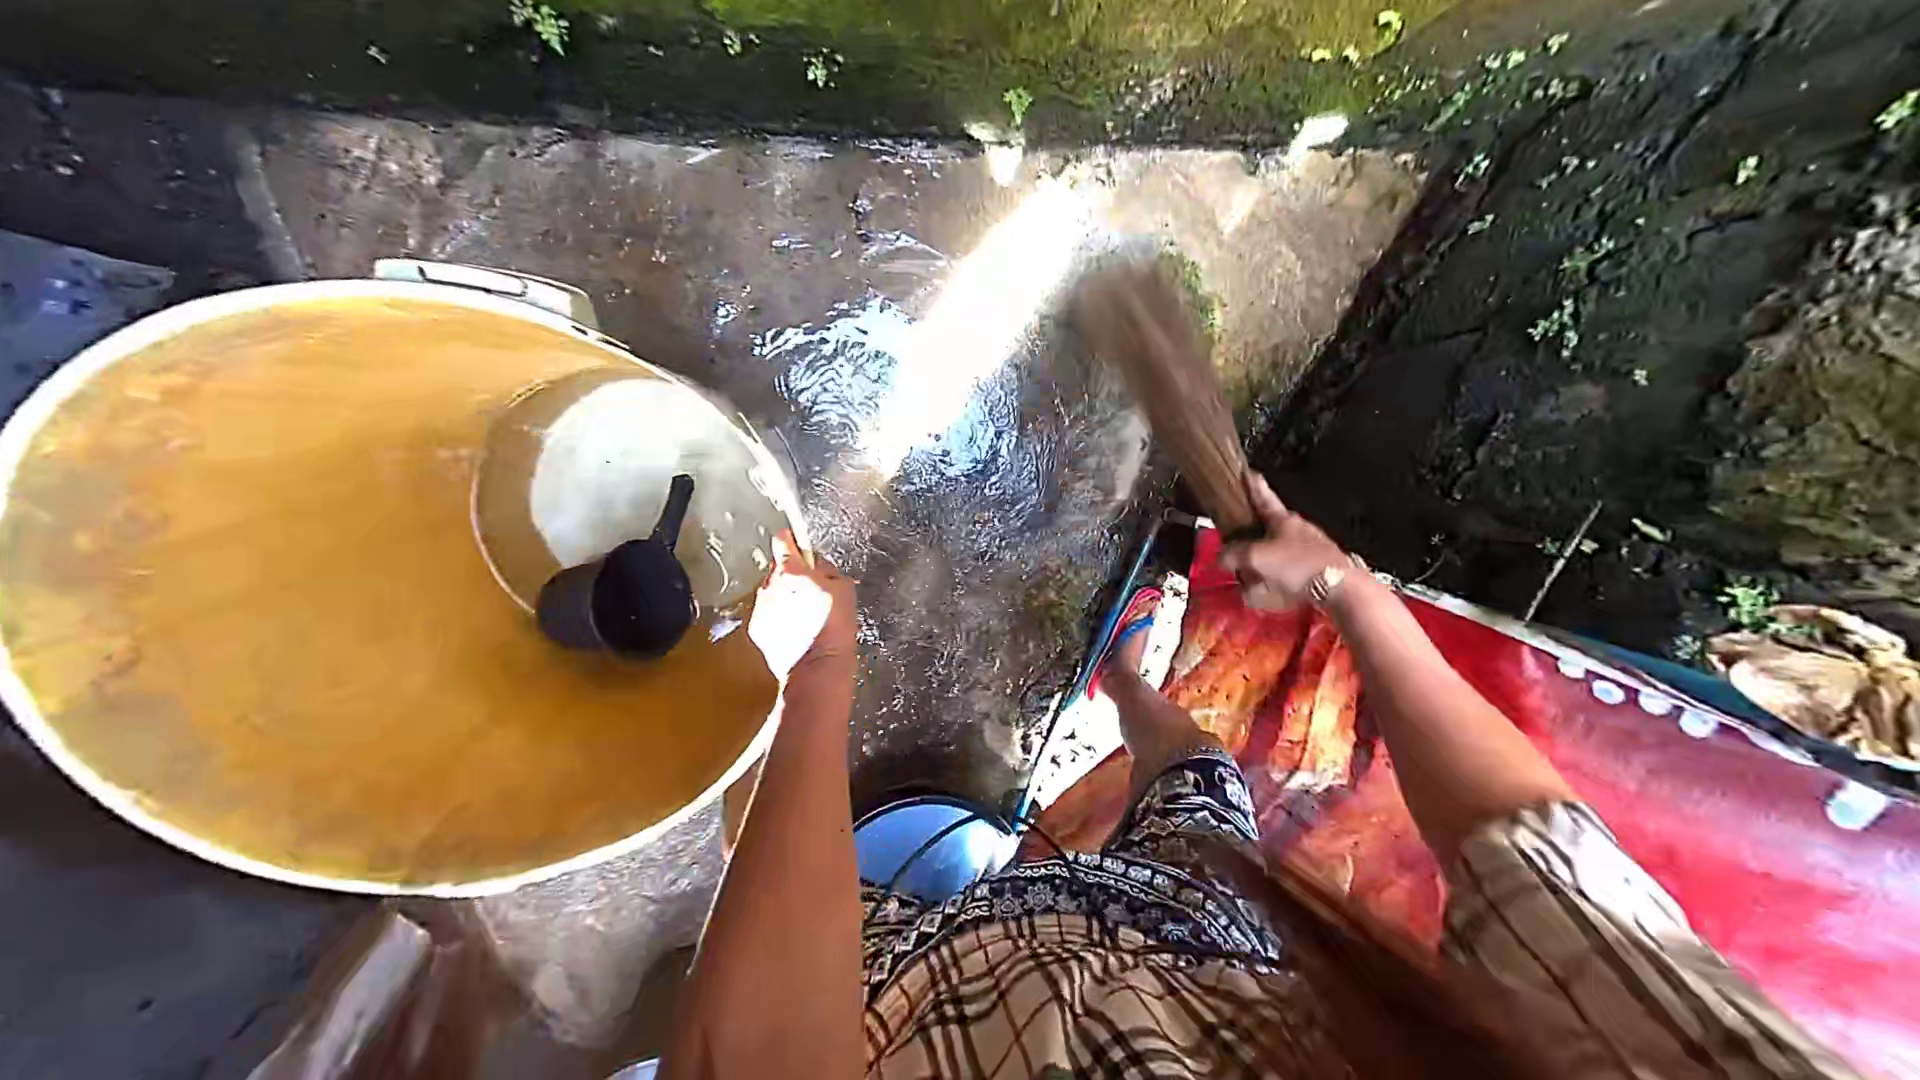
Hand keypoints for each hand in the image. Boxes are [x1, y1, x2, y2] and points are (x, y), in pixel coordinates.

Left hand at [748, 530, 856, 681]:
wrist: (816, 669)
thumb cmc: (832, 629)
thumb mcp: (844, 590)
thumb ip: (828, 570)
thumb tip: (818, 566)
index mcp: (790, 571)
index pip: (783, 541)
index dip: (792, 539)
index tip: (797, 540)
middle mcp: (769, 586)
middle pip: (778, 570)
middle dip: (793, 576)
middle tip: (814, 590)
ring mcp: (760, 609)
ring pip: (773, 594)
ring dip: (786, 600)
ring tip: (808, 616)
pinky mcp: (757, 631)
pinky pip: (769, 616)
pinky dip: (780, 620)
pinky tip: (798, 631)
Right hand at [1217, 470, 1352, 610]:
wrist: (1340, 588)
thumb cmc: (1298, 565)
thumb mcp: (1254, 557)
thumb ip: (1233, 555)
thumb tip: (1221, 557)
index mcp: (1284, 519)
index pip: (1263, 497)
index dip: (1253, 486)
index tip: (1248, 474)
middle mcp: (1299, 530)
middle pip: (1268, 530)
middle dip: (1252, 544)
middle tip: (1238, 557)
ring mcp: (1311, 549)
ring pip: (1278, 554)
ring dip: (1263, 567)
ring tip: (1253, 584)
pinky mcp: (1319, 569)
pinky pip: (1290, 572)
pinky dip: (1277, 582)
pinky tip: (1271, 594)